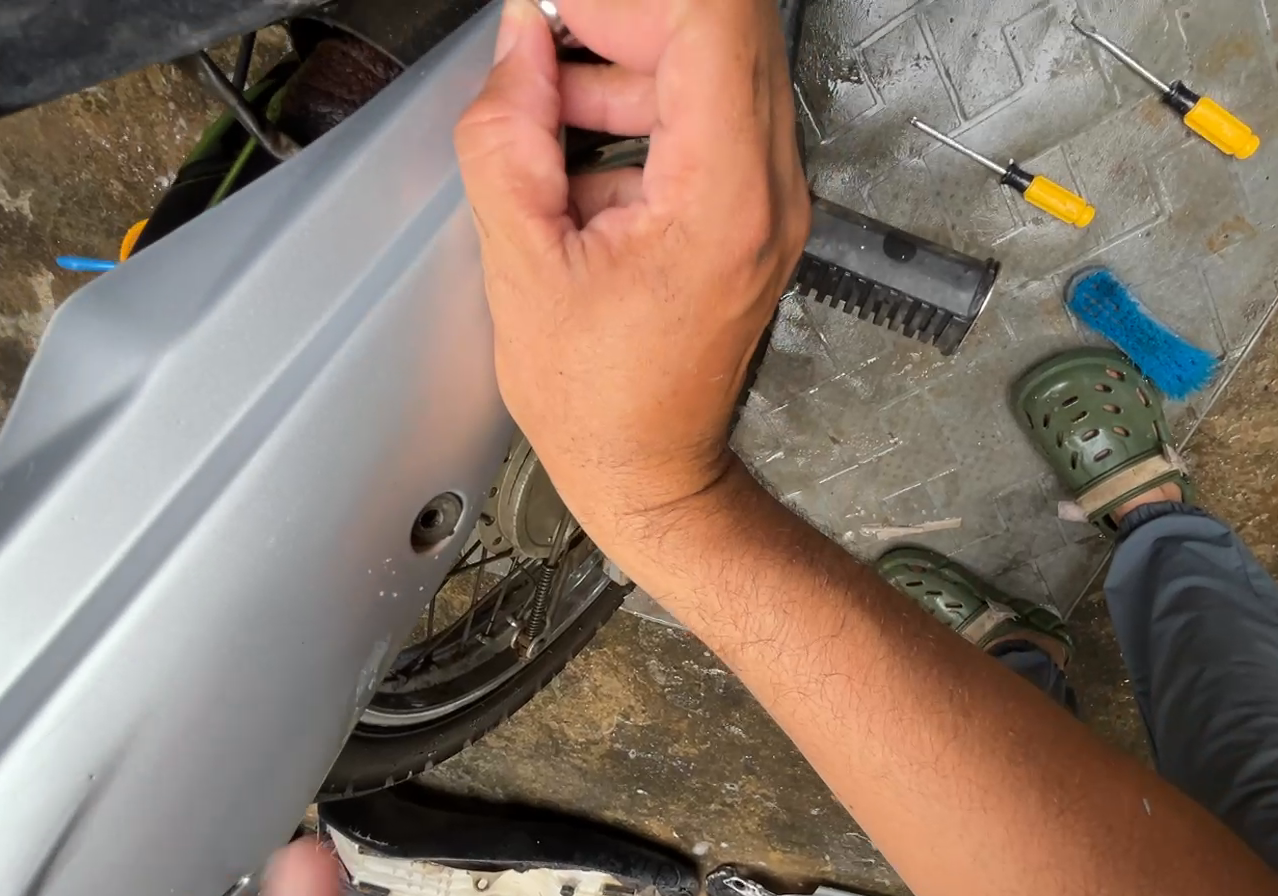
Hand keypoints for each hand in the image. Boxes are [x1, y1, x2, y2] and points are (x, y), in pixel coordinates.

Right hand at [454, 0, 809, 545]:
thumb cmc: (601, 405)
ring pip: (717, 73)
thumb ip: (506, 134)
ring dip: (628, 66)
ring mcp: (770, 212)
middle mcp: (770, 198)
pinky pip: (711, 128)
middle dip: (622, 19)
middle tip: (546, 42)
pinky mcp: (752, 225)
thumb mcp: (523, 267)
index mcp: (724, 200)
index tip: (559, 10)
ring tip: (549, 110)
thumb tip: (517, 44)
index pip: (711, 15)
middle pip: (722, 31)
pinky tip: (582, 158)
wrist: (646, 468)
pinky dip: (645, 116)